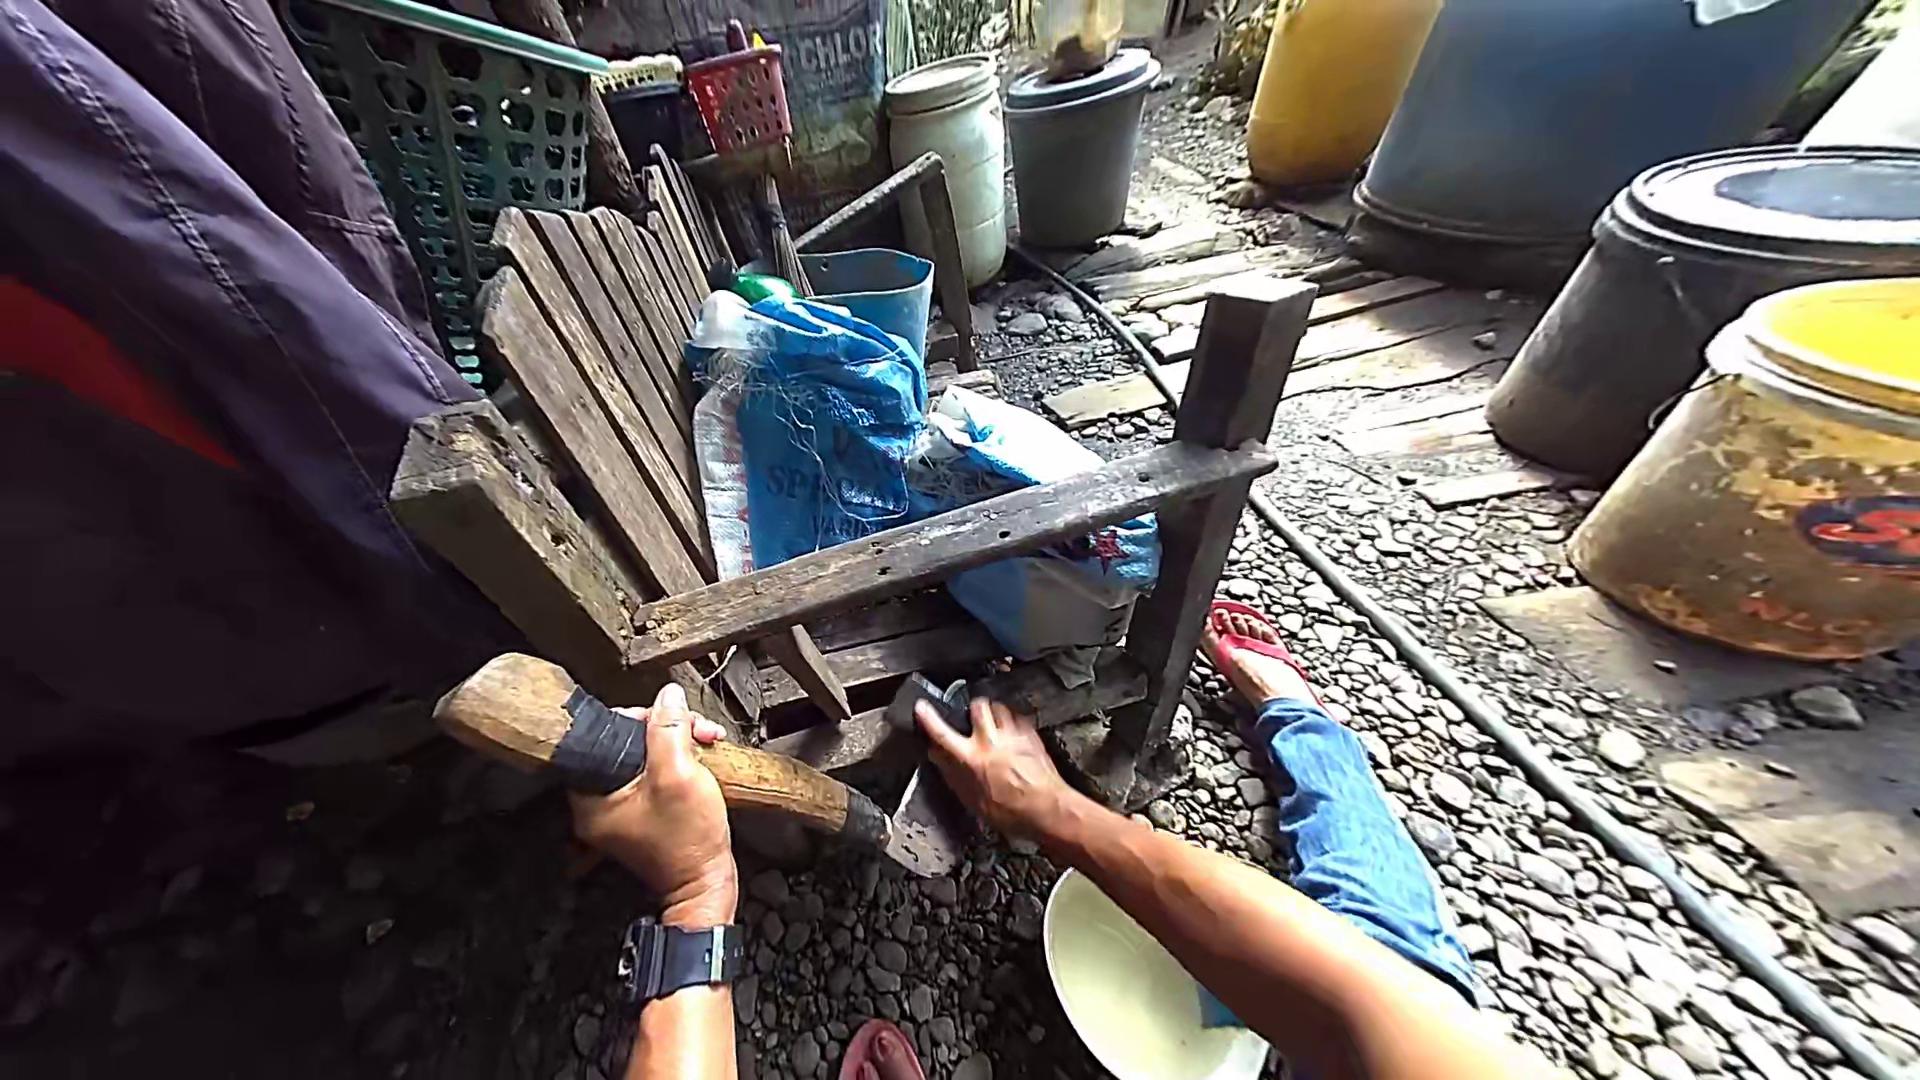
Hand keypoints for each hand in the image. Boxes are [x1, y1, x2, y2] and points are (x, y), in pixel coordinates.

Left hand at [569, 683, 738, 927]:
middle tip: (697, 730)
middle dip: (669, 727)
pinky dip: (682, 757)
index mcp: (592, 797)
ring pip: (648, 752)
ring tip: (708, 740)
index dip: (641, 717)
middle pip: (630, 741)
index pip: (605, 735)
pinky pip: (658, 768)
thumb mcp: (679, 773)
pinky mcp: (645, 809)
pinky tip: (703, 754)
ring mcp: (623, 807)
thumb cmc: (689, 840)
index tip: (668, 718)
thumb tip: (668, 696)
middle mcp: (600, 802)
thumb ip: (670, 730)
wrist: (707, 881)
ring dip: (681, 739)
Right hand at [915, 696, 1073, 838]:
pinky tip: (1011, 737)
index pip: (942, 733)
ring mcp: (1012, 735)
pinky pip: (1017, 718)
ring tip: (993, 727)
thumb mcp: (974, 801)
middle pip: (976, 706)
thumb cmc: (1013, 812)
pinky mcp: (1029, 734)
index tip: (922, 707)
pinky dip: (1011, 723)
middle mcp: (990, 741)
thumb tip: (939, 759)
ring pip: (998, 708)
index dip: (928, 718)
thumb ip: (953, 775)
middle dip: (972, 709)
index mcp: (971, 759)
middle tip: (972, 719)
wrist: (1047, 809)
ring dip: (993, 714)